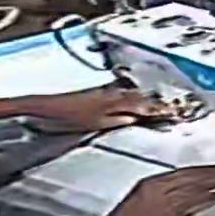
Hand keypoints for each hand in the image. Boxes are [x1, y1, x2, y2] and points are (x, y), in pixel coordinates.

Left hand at [27, 87, 168, 130]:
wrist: (38, 107)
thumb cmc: (68, 117)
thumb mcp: (99, 123)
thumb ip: (122, 121)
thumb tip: (139, 119)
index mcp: (119, 102)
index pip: (148, 106)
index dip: (163, 111)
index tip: (176, 114)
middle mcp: (115, 94)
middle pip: (142, 98)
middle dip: (157, 103)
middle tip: (172, 108)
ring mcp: (104, 92)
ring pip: (133, 95)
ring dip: (145, 99)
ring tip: (156, 103)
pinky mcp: (95, 93)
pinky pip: (122, 94)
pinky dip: (131, 97)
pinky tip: (132, 100)